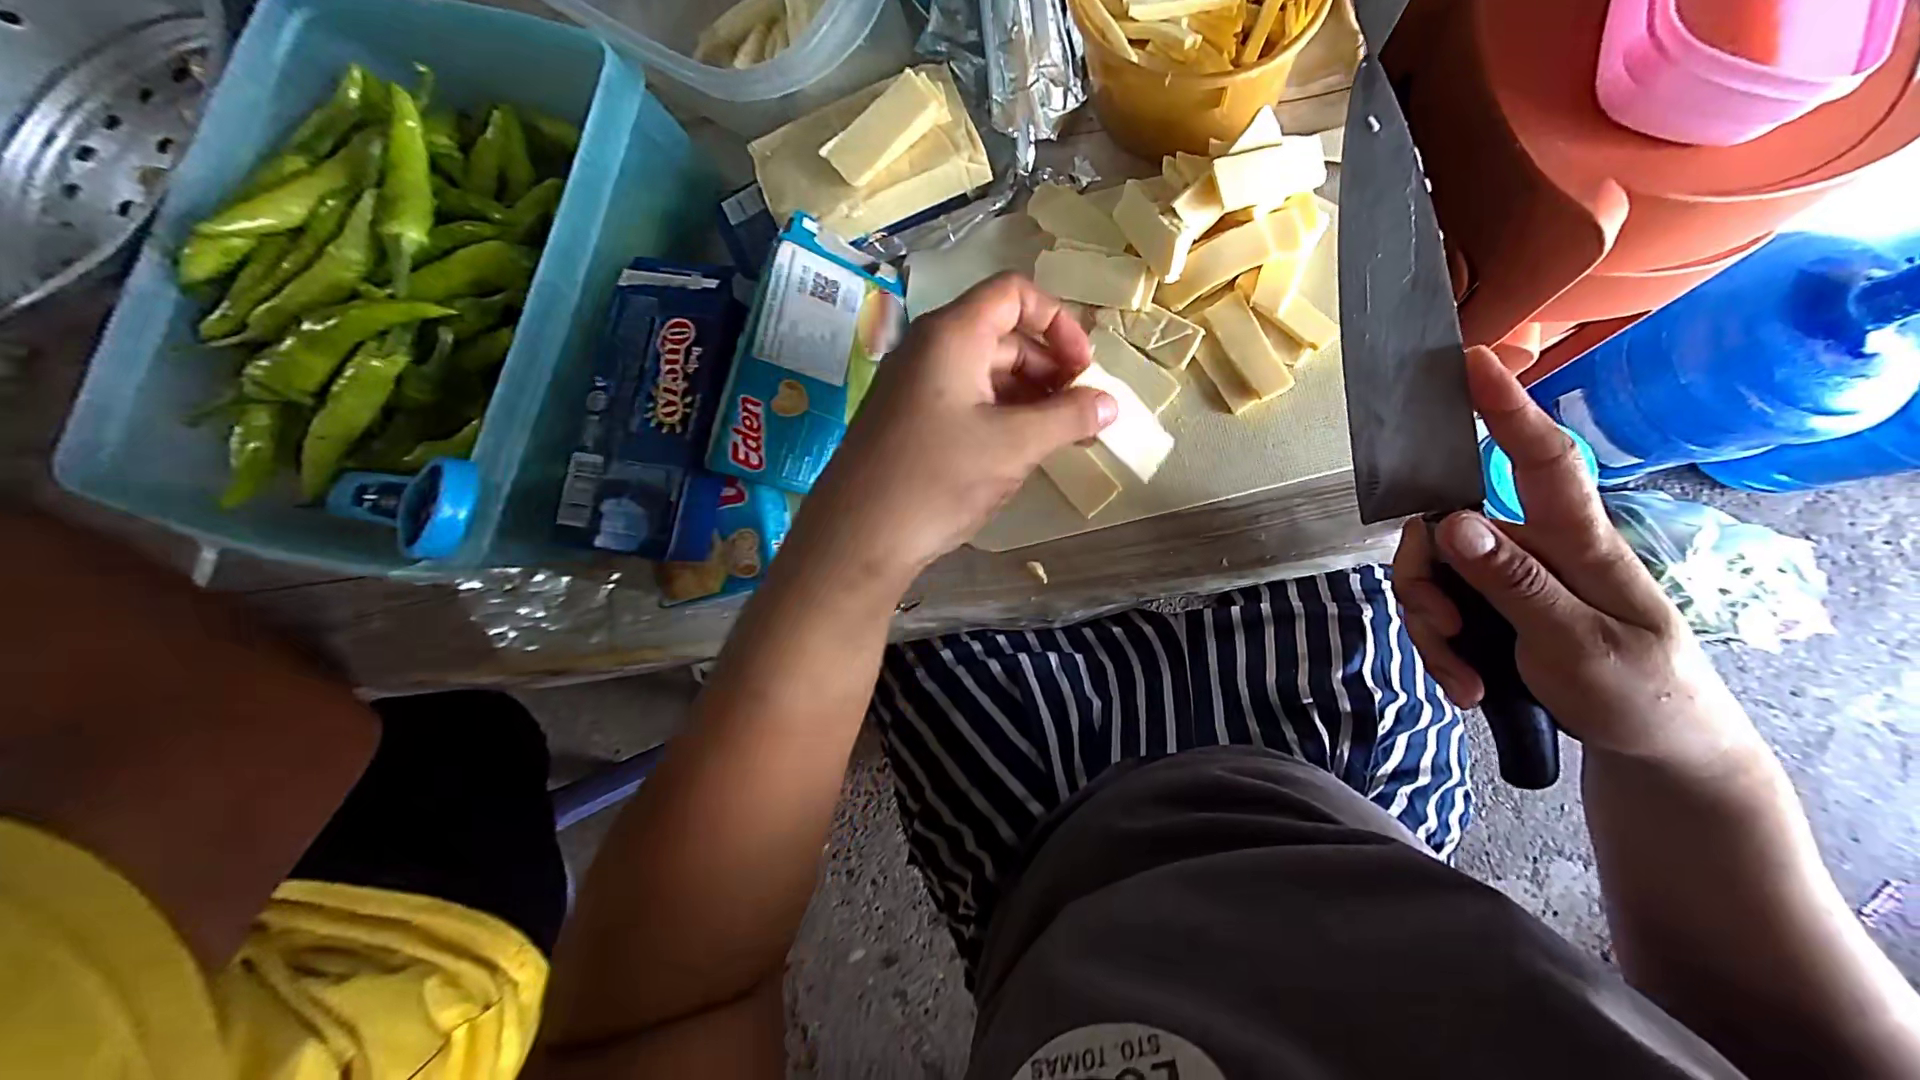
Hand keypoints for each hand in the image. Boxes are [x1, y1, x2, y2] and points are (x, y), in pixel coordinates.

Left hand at [792, 273, 1115, 585]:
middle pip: (1002, 334)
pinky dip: (998, 416)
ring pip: (984, 372)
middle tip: (1080, 410)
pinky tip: (1019, 451)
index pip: (1014, 293)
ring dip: (1028, 396)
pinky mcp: (907, 421)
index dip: (1058, 321)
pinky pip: (963, 401)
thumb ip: (1069, 418)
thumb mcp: (1014, 446)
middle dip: (1049, 366)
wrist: (857, 537)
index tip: (1084, 367)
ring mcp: (913, 386)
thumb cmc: (938, 479)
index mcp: (952, 335)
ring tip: (1060, 436)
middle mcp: (928, 349)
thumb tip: (1111, 405)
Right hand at [1392, 347, 1757, 771]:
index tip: (1473, 361)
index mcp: (1576, 542)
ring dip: (1429, 630)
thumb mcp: (1578, 647)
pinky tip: (1463, 686)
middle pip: (1442, 532)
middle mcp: (1530, 548)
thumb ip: (1514, 583)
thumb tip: (1451, 522)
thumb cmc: (1638, 691)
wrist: (1649, 747)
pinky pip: (1432, 612)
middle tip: (1442, 631)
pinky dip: (1437, 651)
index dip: (1506, 409)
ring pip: (1427, 577)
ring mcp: (1503, 580)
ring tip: (1461, 679)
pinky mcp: (1485, 609)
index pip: (1542, 461)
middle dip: (1423, 584)